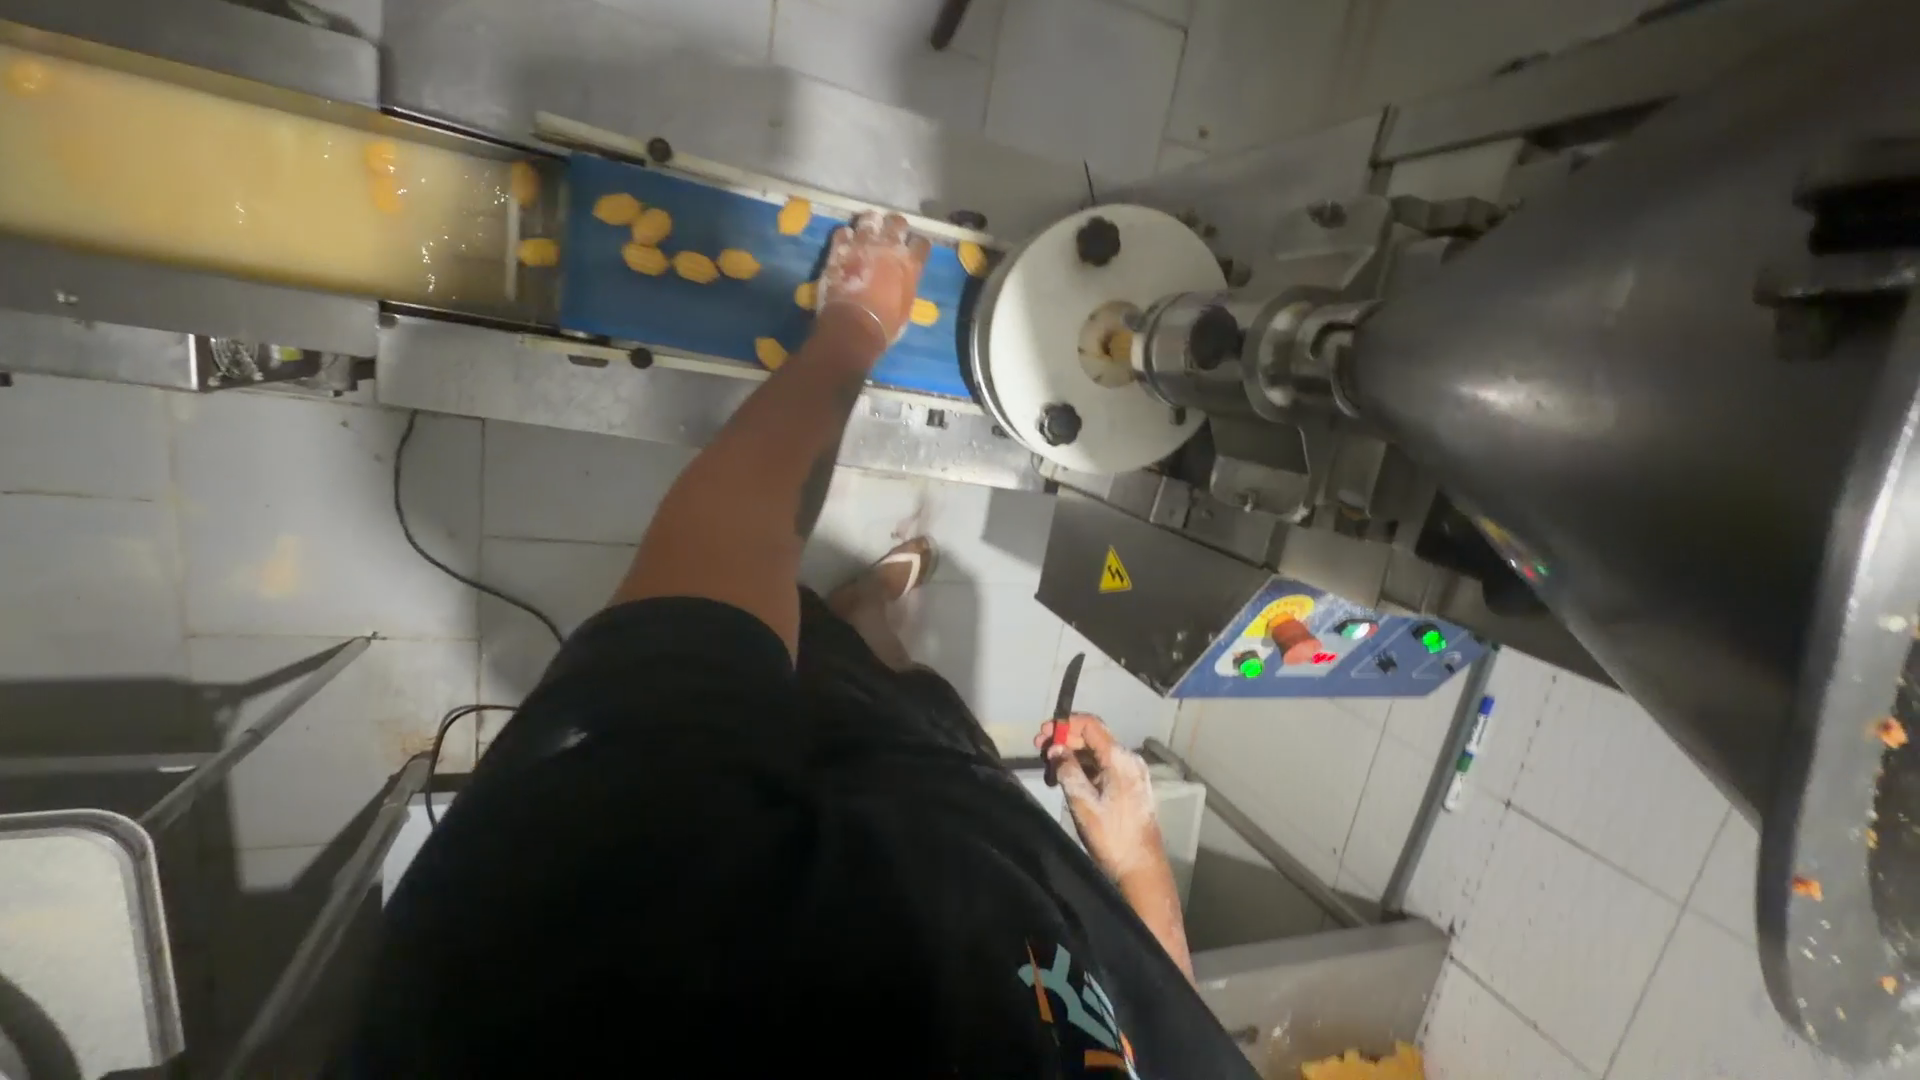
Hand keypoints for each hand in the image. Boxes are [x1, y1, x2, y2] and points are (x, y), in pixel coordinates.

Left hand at [816, 212, 930, 349]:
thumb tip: (902, 281)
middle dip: (896, 226)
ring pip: (870, 218)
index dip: (918, 245)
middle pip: (897, 222)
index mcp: (910, 263)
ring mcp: (863, 243)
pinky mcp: (840, 248)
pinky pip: (843, 231)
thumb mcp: (906, 308)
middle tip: (892, 234)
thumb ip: (906, 285)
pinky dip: (845, 236)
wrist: (853, 326)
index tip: (914, 250)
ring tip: (869, 230)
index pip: (921, 243)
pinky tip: (846, 242)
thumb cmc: (885, 325)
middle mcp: (889, 246)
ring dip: (871, 223)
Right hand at [1035, 714, 1166, 883]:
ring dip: (1070, 757)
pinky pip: (1100, 768)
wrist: (1141, 869)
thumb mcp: (1084, 803)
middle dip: (1064, 741)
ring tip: (1048, 773)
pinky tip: (1064, 782)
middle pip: (1092, 738)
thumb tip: (1055, 749)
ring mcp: (1129, 773)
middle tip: (1039, 752)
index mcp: (1120, 759)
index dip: (1065, 723)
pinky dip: (1081, 769)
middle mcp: (1128, 760)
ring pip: (1094, 753)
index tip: (1043, 733)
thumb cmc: (1112, 836)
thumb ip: (1068, 771)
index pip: (1091, 725)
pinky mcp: (1126, 787)